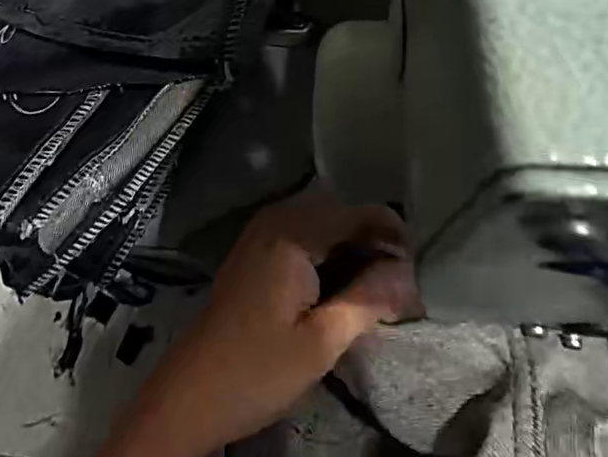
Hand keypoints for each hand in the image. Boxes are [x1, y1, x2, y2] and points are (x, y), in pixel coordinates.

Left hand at [98, 185, 419, 456]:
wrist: (187, 398)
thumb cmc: (255, 370)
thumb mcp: (320, 342)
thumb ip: (368, 298)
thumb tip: (411, 273)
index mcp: (293, 231)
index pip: (360, 213)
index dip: (394, 235)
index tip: (420, 267)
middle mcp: (278, 216)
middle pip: (343, 210)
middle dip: (375, 238)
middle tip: (401, 277)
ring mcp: (265, 229)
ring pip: (327, 219)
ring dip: (354, 244)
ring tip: (379, 281)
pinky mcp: (259, 246)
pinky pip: (307, 231)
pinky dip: (331, 249)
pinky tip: (345, 279)